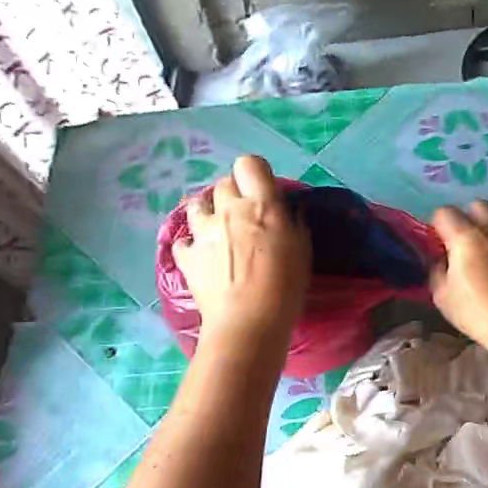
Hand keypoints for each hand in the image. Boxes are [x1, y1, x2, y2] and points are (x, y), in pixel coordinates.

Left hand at [174, 156, 308, 353]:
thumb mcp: (303, 253)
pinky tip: (201, 256)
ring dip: (208, 212)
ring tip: (218, 230)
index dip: (254, 174)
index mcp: (261, 205)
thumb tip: (290, 210)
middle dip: (233, 194)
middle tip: (244, 216)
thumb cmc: (285, 288)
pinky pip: (184, 241)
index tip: (263, 191)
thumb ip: (295, 225)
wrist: (248, 323)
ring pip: (197, 205)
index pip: (249, 164)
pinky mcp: (187, 256)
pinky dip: (192, 245)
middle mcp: (228, 210)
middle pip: (223, 183)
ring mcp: (203, 232)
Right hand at [428, 201, 487, 356]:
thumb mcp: (442, 295)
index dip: (436, 226)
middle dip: (465, 217)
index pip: (445, 212)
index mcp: (466, 237)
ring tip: (476, 260)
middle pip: (477, 205)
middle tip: (457, 243)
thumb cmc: (475, 311)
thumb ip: (436, 271)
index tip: (435, 246)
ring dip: (483, 233)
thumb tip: (441, 261)